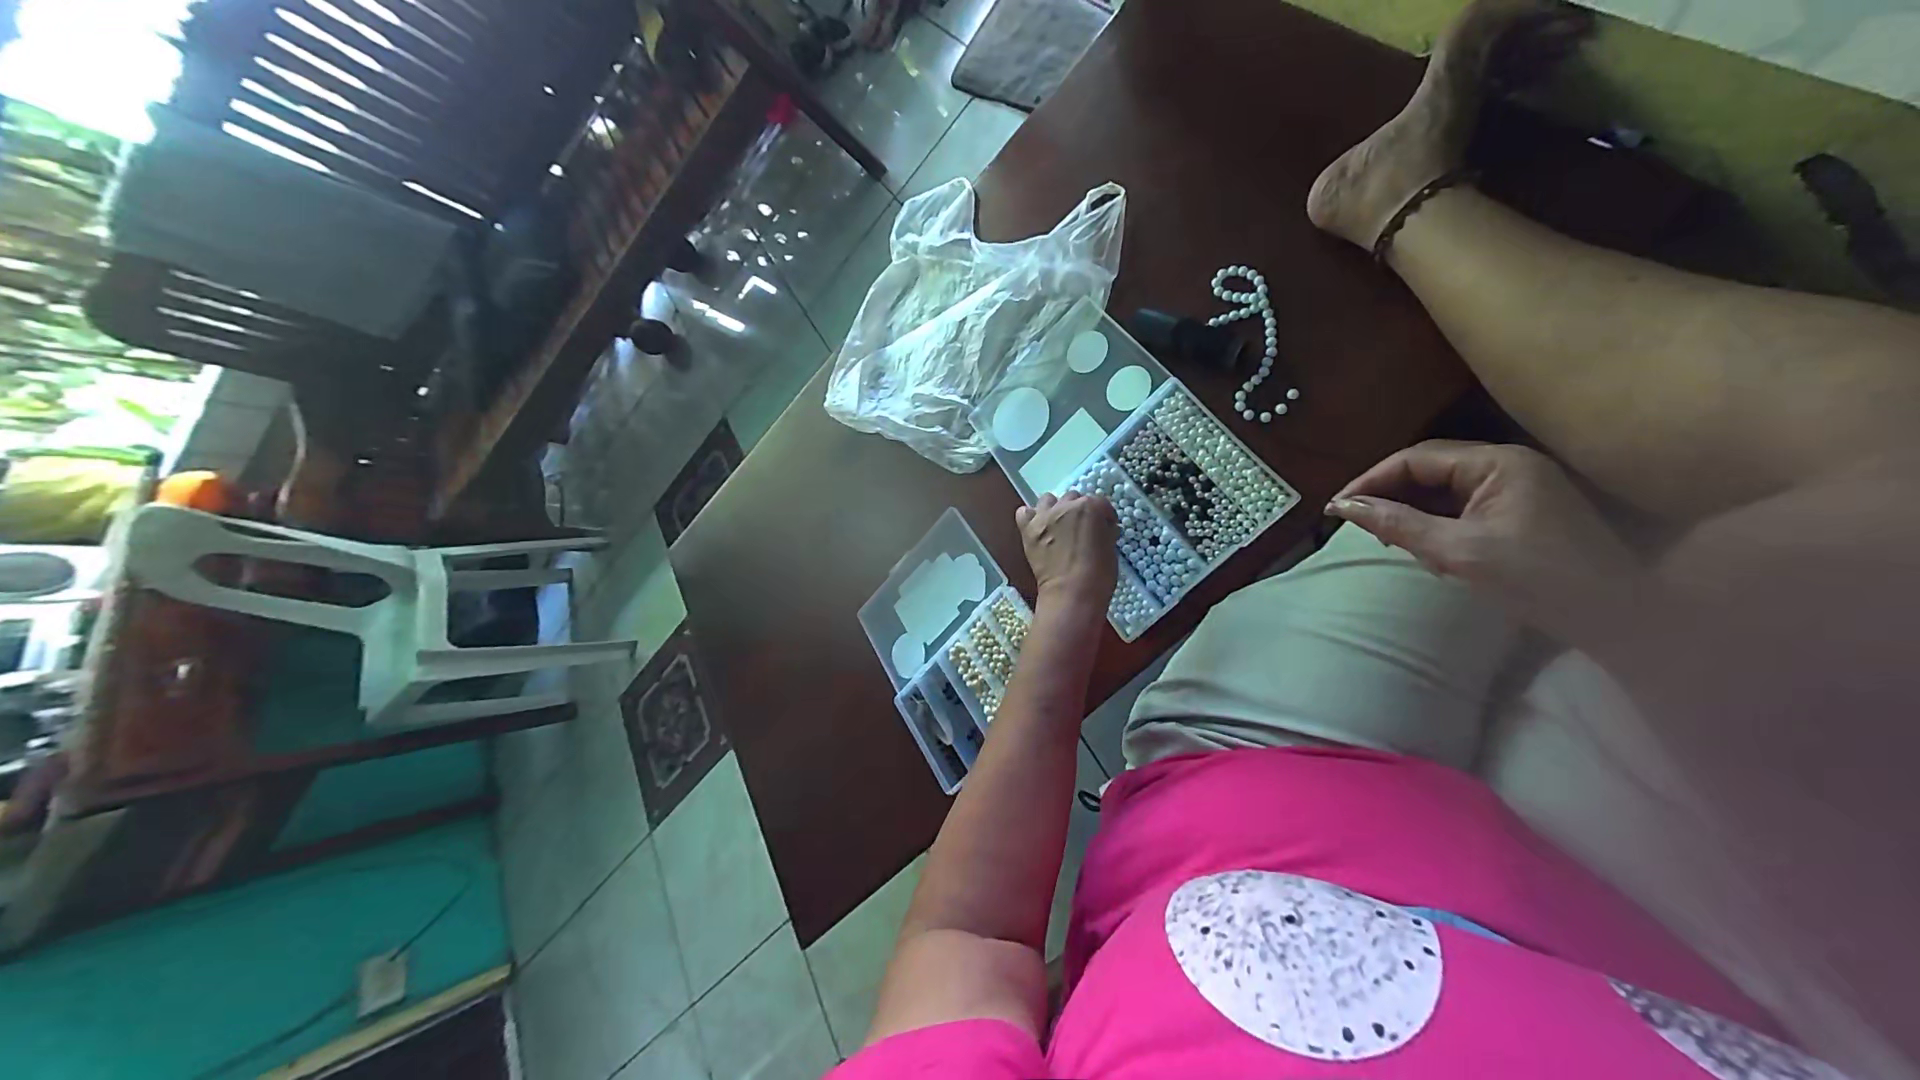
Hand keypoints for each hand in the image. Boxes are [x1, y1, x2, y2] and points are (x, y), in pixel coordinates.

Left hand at [1017, 492, 1117, 608]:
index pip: (1101, 503)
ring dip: (1056, 508)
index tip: (1106, 528)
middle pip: (1073, 498)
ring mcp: (1044, 516)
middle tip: (1082, 529)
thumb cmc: (1099, 574)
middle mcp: (1065, 505)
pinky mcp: (1028, 530)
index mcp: (1090, 507)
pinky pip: (1025, 513)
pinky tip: (1038, 528)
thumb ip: (1105, 531)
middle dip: (1080, 510)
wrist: (1071, 593)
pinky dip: (1031, 517)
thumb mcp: (1111, 548)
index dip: (1105, 516)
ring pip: (1049, 500)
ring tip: (1059, 525)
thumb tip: (1103, 528)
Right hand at [1326, 440, 1648, 643]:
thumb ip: (1397, 524)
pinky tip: (1419, 544)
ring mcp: (1516, 487)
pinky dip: (1432, 522)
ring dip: (1408, 510)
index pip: (1416, 458)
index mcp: (1497, 463)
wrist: (1617, 617)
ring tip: (1383, 536)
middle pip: (1428, 469)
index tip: (1337, 508)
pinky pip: (1460, 505)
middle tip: (1354, 523)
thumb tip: (1343, 507)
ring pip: (1441, 489)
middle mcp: (1507, 464)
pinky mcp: (1518, 511)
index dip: (1370, 480)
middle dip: (1388, 494)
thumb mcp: (1457, 551)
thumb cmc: (1538, 579)